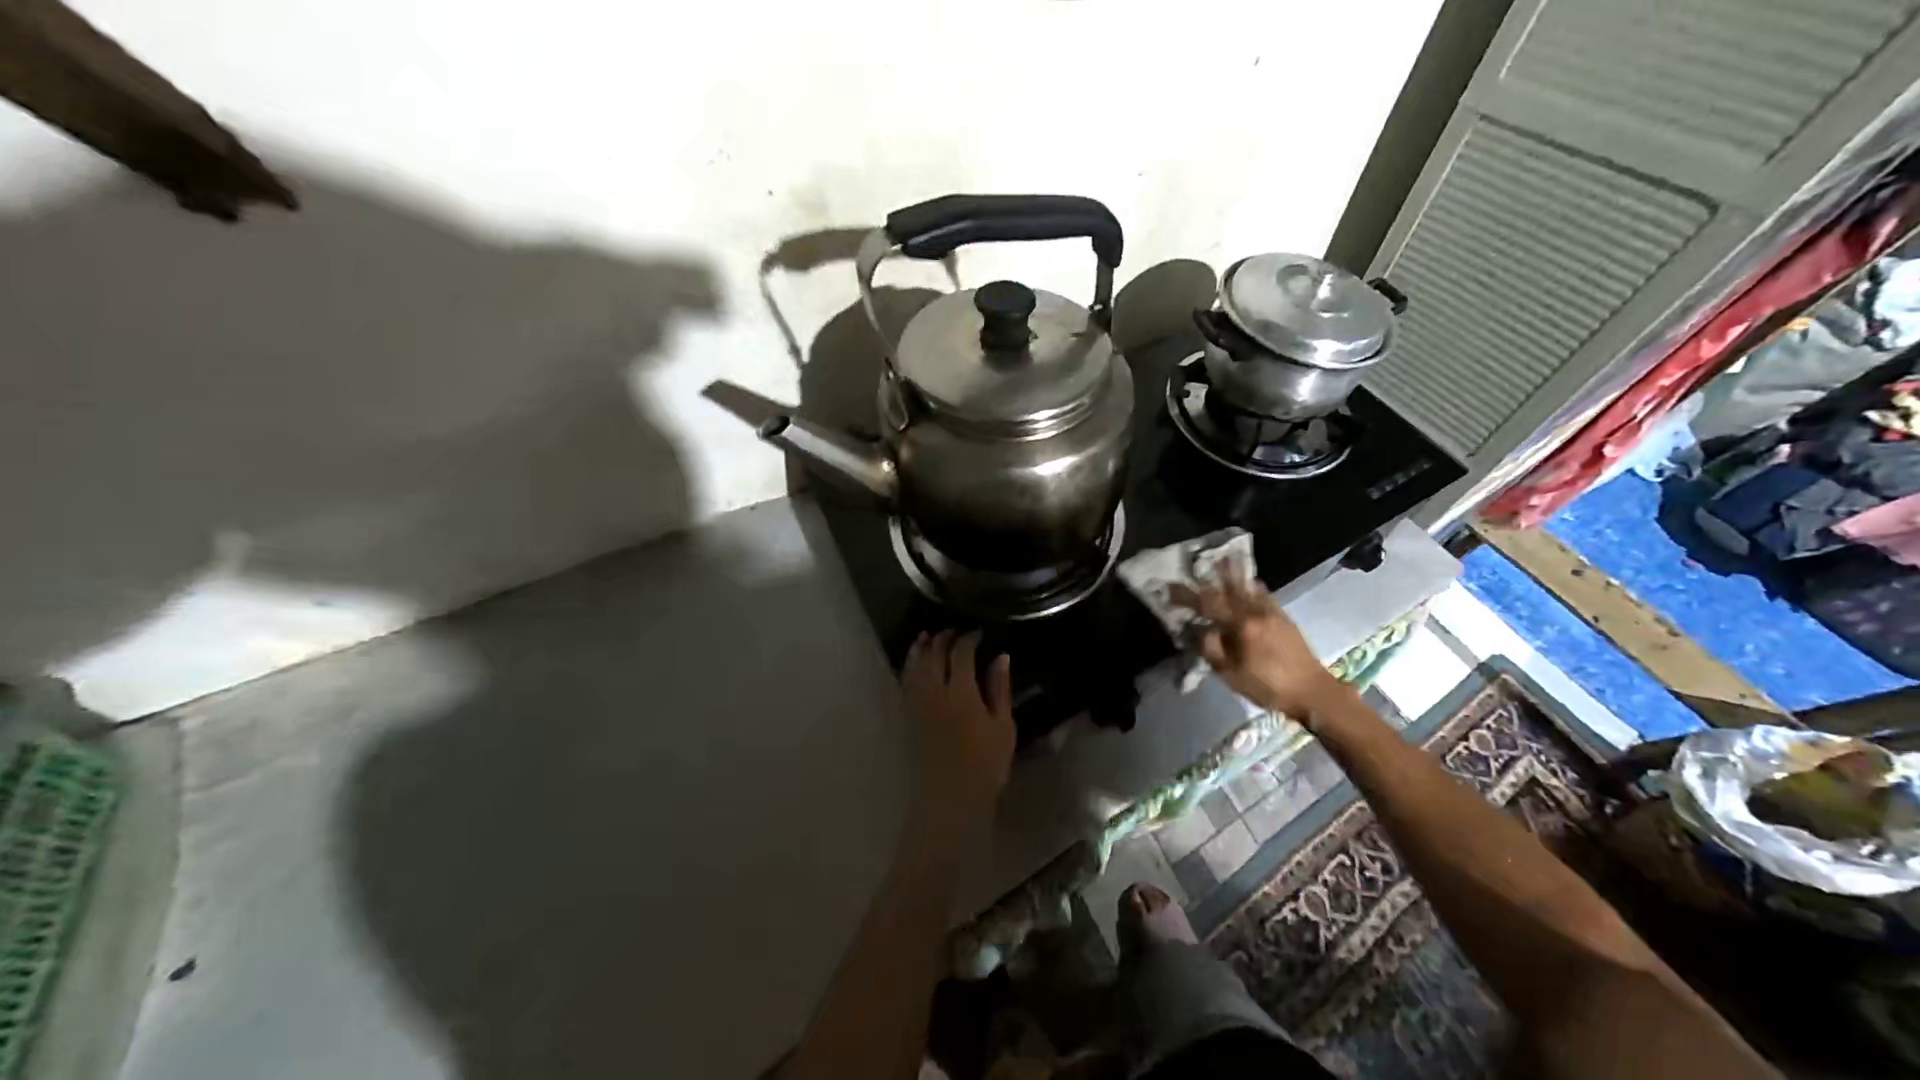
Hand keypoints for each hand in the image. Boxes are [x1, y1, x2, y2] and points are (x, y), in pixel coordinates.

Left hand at [901, 630, 1014, 838]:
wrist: (950, 797)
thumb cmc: (985, 765)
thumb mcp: (1003, 727)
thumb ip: (999, 689)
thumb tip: (1001, 657)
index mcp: (961, 692)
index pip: (961, 653)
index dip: (968, 638)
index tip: (977, 632)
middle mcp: (935, 692)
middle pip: (933, 655)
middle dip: (941, 639)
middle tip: (952, 631)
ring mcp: (918, 703)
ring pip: (915, 666)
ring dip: (920, 648)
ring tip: (927, 637)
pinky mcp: (909, 716)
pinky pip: (906, 682)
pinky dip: (909, 667)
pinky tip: (914, 663)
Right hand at [1170, 566, 1341, 717]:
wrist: (1314, 692)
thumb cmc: (1269, 687)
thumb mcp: (1232, 675)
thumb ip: (1213, 649)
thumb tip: (1202, 630)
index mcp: (1241, 626)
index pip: (1208, 604)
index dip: (1187, 596)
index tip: (1170, 589)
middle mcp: (1256, 612)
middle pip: (1229, 589)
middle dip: (1210, 577)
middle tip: (1196, 565)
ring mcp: (1273, 612)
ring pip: (1248, 587)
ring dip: (1233, 574)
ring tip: (1223, 560)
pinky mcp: (1284, 618)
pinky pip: (1264, 595)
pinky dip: (1253, 586)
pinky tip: (1250, 584)